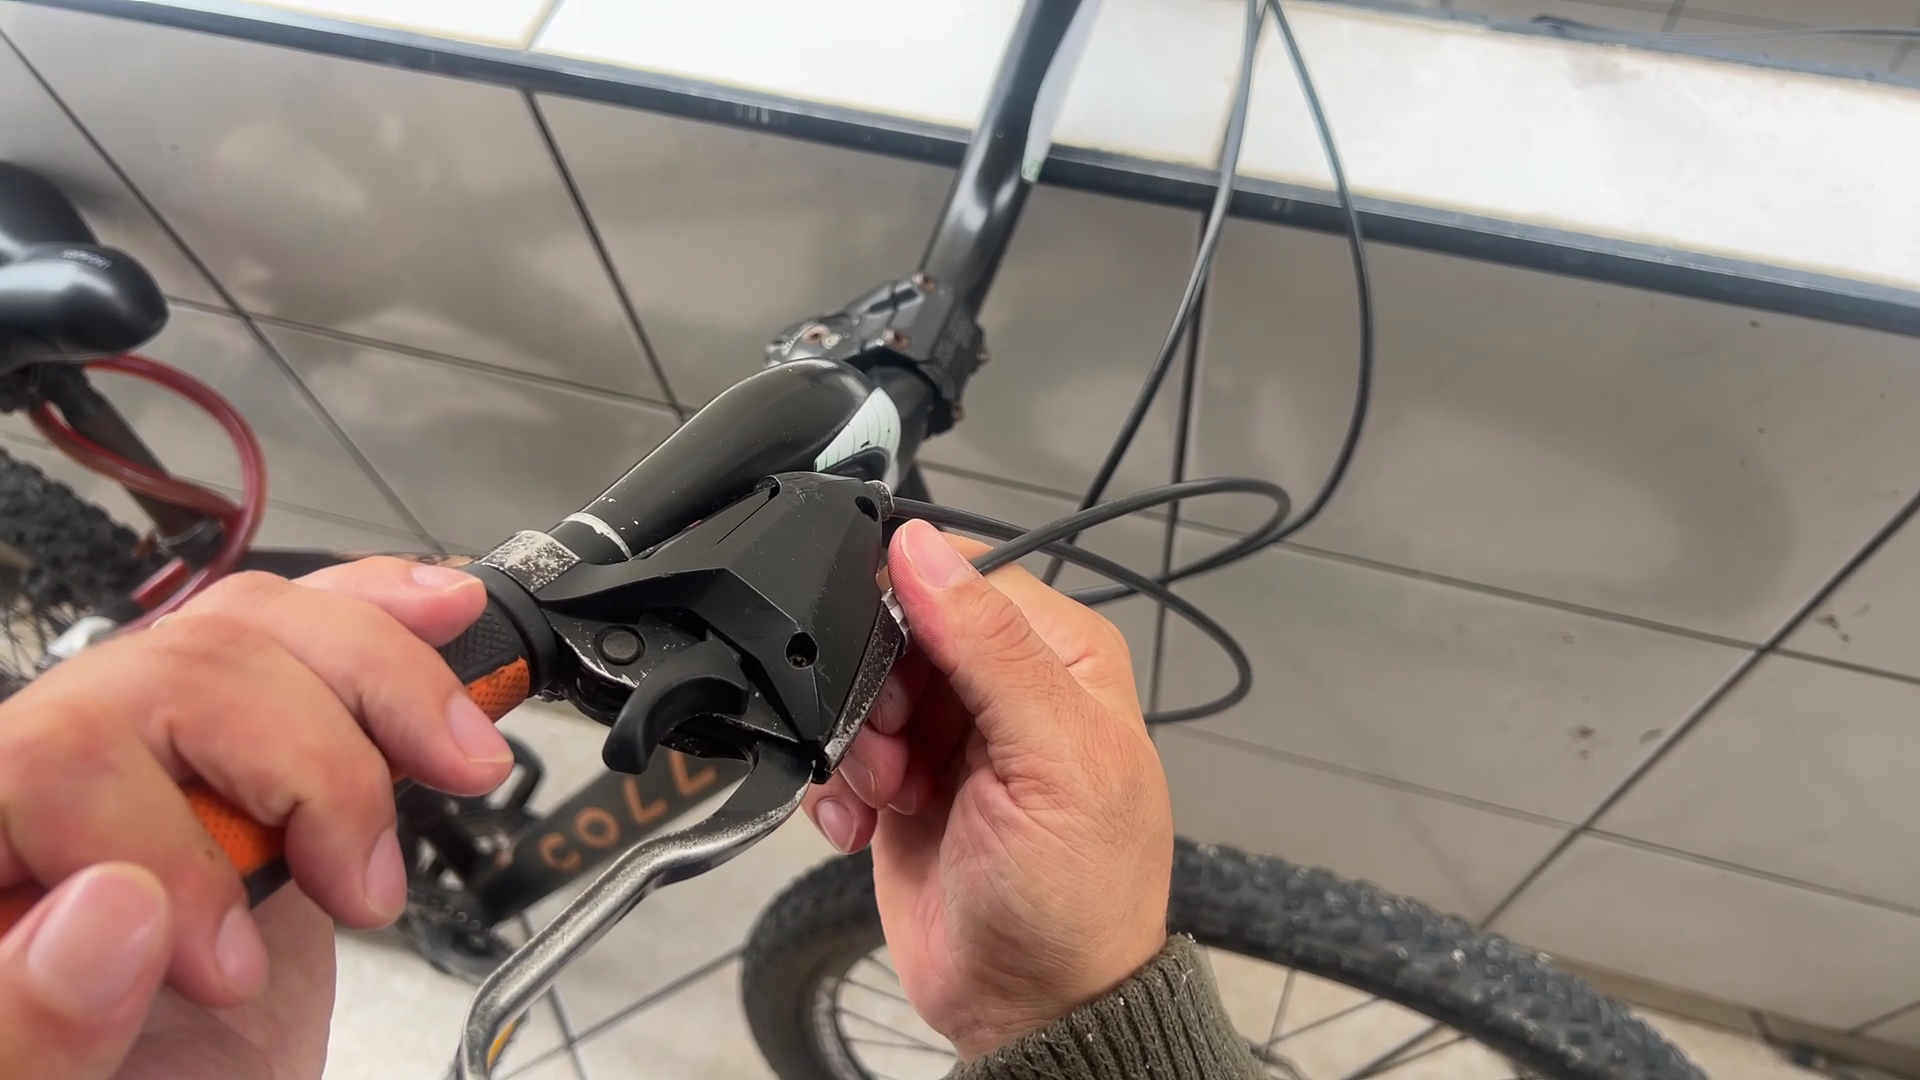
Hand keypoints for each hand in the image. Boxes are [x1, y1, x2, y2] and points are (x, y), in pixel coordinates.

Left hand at [0, 558, 513, 1077]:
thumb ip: (23, 1038)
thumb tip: (100, 914)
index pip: (58, 753)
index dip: (169, 845)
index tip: (232, 962)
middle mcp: (58, 768)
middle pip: (196, 665)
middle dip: (325, 764)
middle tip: (369, 871)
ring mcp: (175, 741)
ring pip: (276, 625)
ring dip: (398, 688)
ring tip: (460, 762)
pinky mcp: (271, 733)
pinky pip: (320, 630)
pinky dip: (396, 615)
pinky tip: (449, 611)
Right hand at [802, 520, 1172, 1058]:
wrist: (1031, 1007)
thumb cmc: (1075, 895)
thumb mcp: (1050, 756)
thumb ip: (988, 644)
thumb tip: (924, 547)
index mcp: (1059, 653)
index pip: (968, 577)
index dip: (916, 612)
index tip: (899, 670)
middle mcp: (1003, 681)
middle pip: (904, 628)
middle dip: (880, 686)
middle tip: (897, 748)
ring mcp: (950, 727)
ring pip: (864, 682)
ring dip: (859, 741)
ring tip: (891, 794)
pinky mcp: (905, 771)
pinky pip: (845, 742)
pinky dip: (842, 781)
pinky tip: (868, 822)